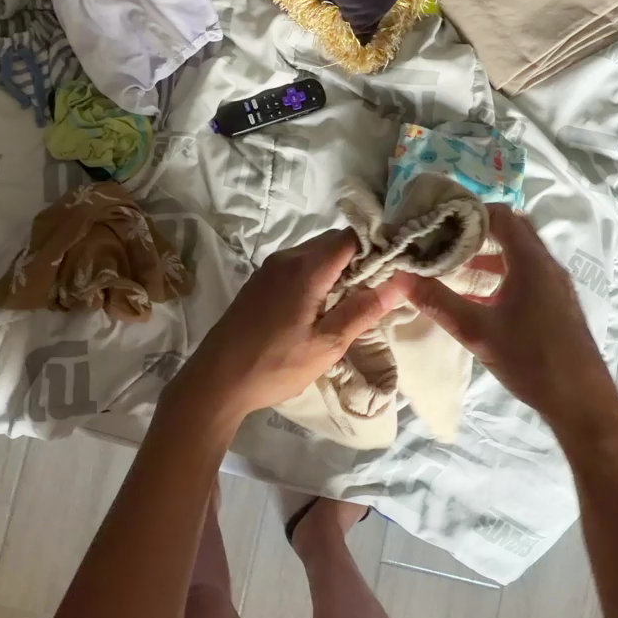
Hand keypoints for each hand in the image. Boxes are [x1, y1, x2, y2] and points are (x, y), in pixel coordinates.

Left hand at [167, 229, 406, 426]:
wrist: (218, 378)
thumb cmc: (276, 364)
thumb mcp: (327, 344)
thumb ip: (363, 310)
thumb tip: (399, 282)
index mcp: (305, 268)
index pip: (350, 238)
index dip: (376, 247)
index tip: (395, 269)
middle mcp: (287, 258)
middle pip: (333, 241)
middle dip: (359, 258)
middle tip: (378, 289)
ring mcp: (270, 268)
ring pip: (315, 252)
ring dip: (337, 268)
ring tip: (354, 300)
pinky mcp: (260, 281)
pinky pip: (298, 265)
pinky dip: (317, 275)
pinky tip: (324, 304)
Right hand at [400, 205, 609, 426]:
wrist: (582, 403)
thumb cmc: (531, 360)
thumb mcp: (476, 332)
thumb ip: (438, 301)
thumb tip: (401, 276)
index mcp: (531, 262)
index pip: (501, 215)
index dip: (469, 212)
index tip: (438, 221)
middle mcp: (547, 265)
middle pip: (511, 230)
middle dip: (475, 231)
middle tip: (442, 239)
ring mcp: (555, 285)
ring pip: (518, 254)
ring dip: (487, 254)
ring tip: (453, 265)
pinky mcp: (556, 304)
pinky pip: (525, 273)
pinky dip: (500, 273)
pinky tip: (477, 296)